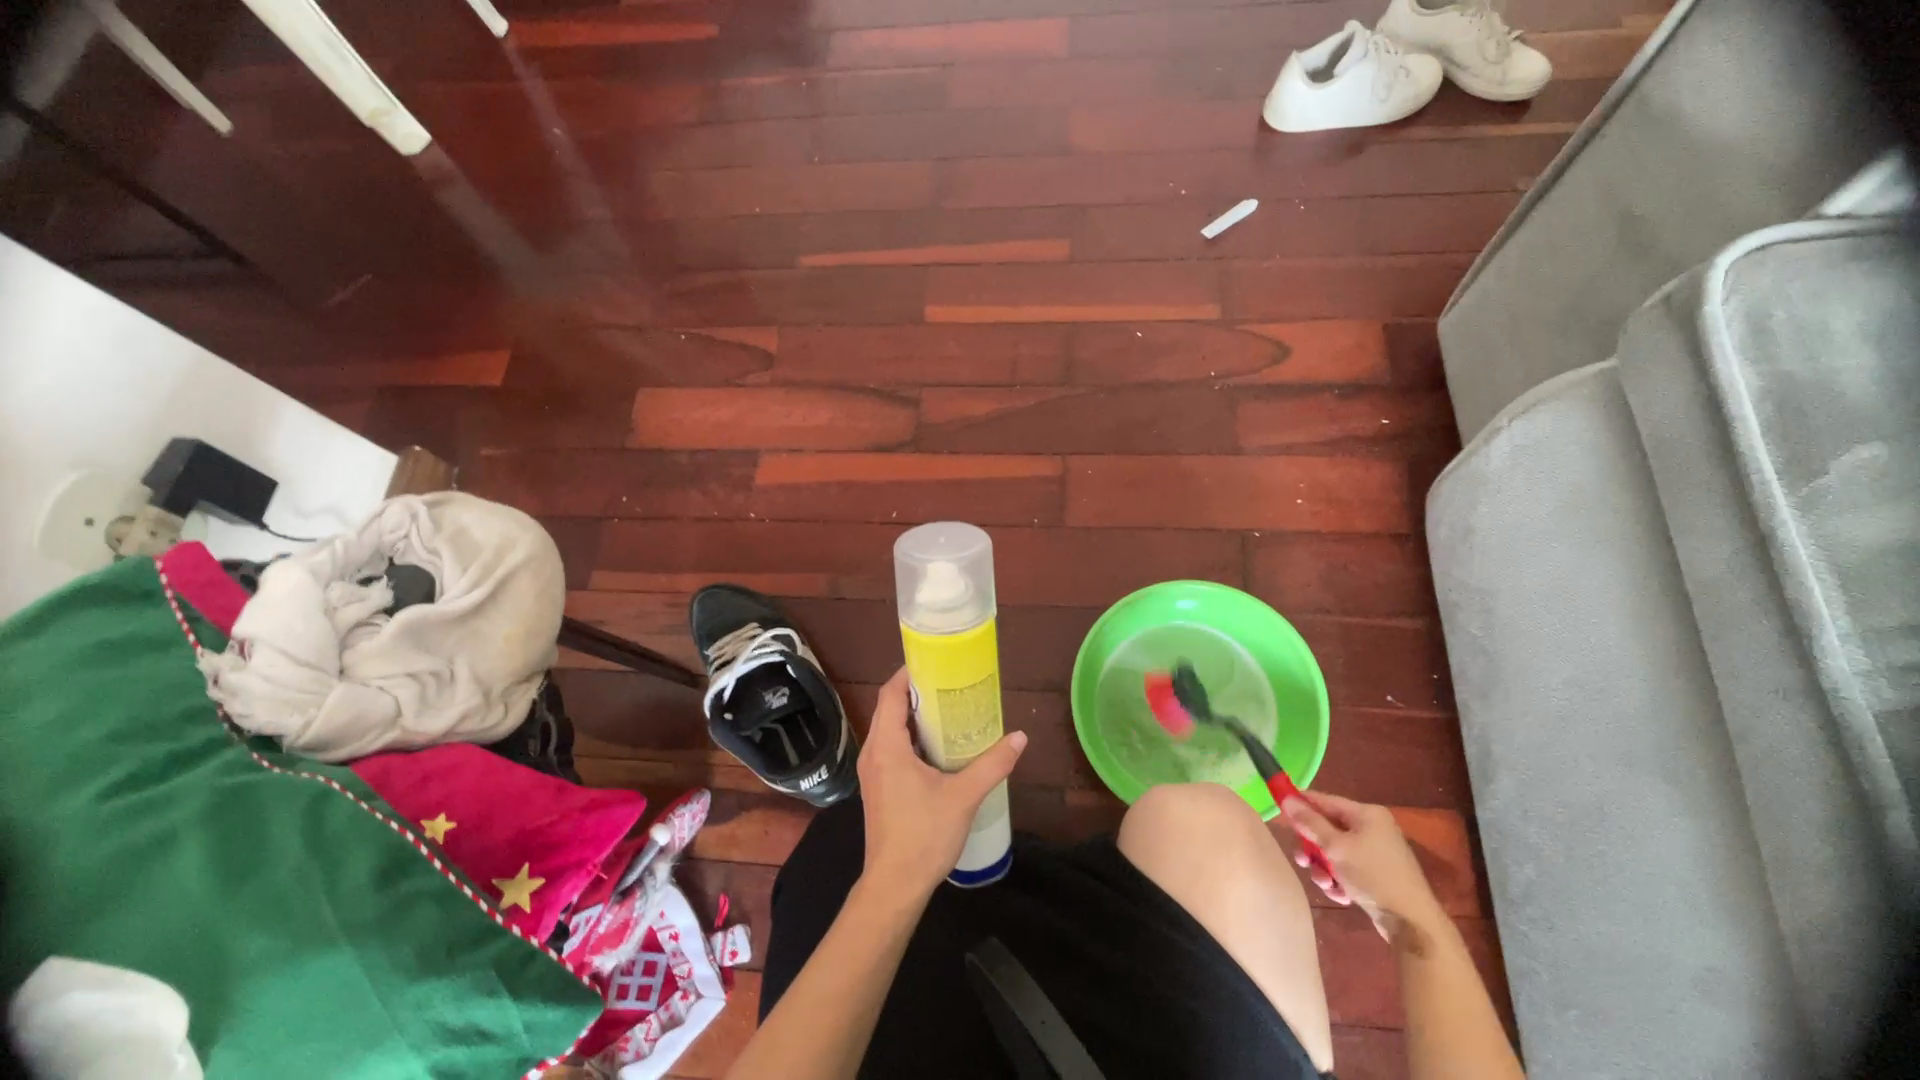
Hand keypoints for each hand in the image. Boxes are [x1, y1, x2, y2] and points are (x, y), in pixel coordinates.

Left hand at [857, 667, 1025, 897]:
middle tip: (951, 686)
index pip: (890, 694)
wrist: (894, 885)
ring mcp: (871, 773)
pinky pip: (891, 750)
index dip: (909, 674)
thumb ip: (992, 764)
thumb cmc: (924, 836)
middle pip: (889, 710)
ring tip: (948, 712)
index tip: (935, 663)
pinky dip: (911, 740)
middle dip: (917, 694)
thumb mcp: (964, 797)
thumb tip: (1020, 737)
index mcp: (886, 746)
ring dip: (914, 719)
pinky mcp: (877, 789)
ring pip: (890, 731)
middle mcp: (873, 753)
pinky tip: (937, 750)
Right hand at [1282, 792, 1444, 942]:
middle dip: (1313, 848)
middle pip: (1327, 829)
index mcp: (1366, 814)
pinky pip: (1346, 869)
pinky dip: (1339, 880)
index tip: (1279, 808)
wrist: (1410, 921)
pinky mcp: (1375, 873)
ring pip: (1334, 852)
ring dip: (1324, 869)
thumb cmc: (1372, 875)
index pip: (1325, 800)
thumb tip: (1288, 800)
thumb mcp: (1336, 848)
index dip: (1301, 803)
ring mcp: (1375, 852)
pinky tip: (1340, 894)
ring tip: (1326, 884)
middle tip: (1303, 861)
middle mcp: (1372, 828)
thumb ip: (1310, 823)